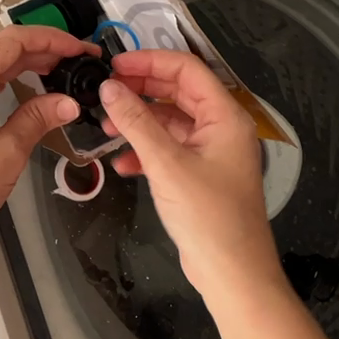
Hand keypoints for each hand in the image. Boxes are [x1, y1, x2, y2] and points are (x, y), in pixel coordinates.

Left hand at [0, 24, 95, 259]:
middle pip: (1, 49)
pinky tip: (33, 90)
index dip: (48, 39)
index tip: (79, 48)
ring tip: (61, 68)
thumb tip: (69, 102)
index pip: (11, 43)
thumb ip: (37, 120)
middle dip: (41, 47)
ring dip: (28, 62)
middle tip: (77, 58)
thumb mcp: (7, 153)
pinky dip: (13, 79)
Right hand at [98, 50, 281, 299]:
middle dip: (140, 90)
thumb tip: (108, 86)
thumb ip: (135, 120)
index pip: (186, 69)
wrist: (233, 277)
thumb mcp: (166, 163)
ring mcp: (211, 151)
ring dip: (138, 121)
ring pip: (169, 120)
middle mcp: (220, 127)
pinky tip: (123, 163)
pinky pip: (169, 147)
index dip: (150, 61)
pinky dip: (145, 150)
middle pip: (176, 92)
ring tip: (107, 129)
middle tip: (105, 92)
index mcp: (224, 115)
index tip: (115, 65)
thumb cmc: (207, 215)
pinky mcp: (199, 174)